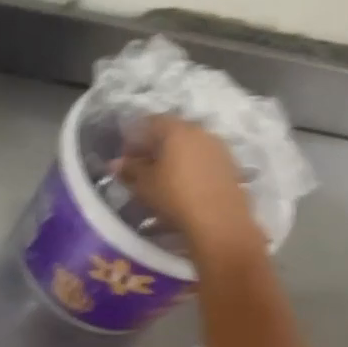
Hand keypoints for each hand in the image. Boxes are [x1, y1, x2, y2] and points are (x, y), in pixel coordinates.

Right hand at [114, 115, 261, 252]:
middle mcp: (200, 132)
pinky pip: (204, 160)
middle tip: (142, 168)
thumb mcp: (143, 184)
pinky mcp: (231, 167)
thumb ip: (129, 169)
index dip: (134, 138)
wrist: (220, 223)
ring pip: (189, 147)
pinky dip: (191, 168)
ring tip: (163, 180)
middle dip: (155, 148)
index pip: (149, 122)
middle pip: (171, 133)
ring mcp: (219, 148)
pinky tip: (184, 186)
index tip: (126, 158)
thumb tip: (116, 164)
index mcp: (176, 129)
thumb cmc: (175, 196)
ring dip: (174, 158)